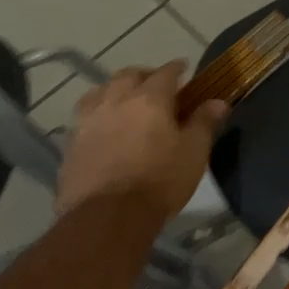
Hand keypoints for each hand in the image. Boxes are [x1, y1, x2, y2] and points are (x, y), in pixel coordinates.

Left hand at [56, 61, 227, 222]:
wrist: (106, 220)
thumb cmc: (159, 180)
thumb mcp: (194, 151)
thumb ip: (205, 122)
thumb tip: (219, 102)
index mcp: (150, 98)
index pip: (166, 71)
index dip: (178, 68)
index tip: (186, 70)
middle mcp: (116, 101)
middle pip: (127, 75)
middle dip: (143, 76)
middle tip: (155, 86)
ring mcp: (88, 123)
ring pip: (98, 93)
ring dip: (113, 92)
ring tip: (123, 104)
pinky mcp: (70, 147)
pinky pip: (83, 120)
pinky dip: (95, 117)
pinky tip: (104, 130)